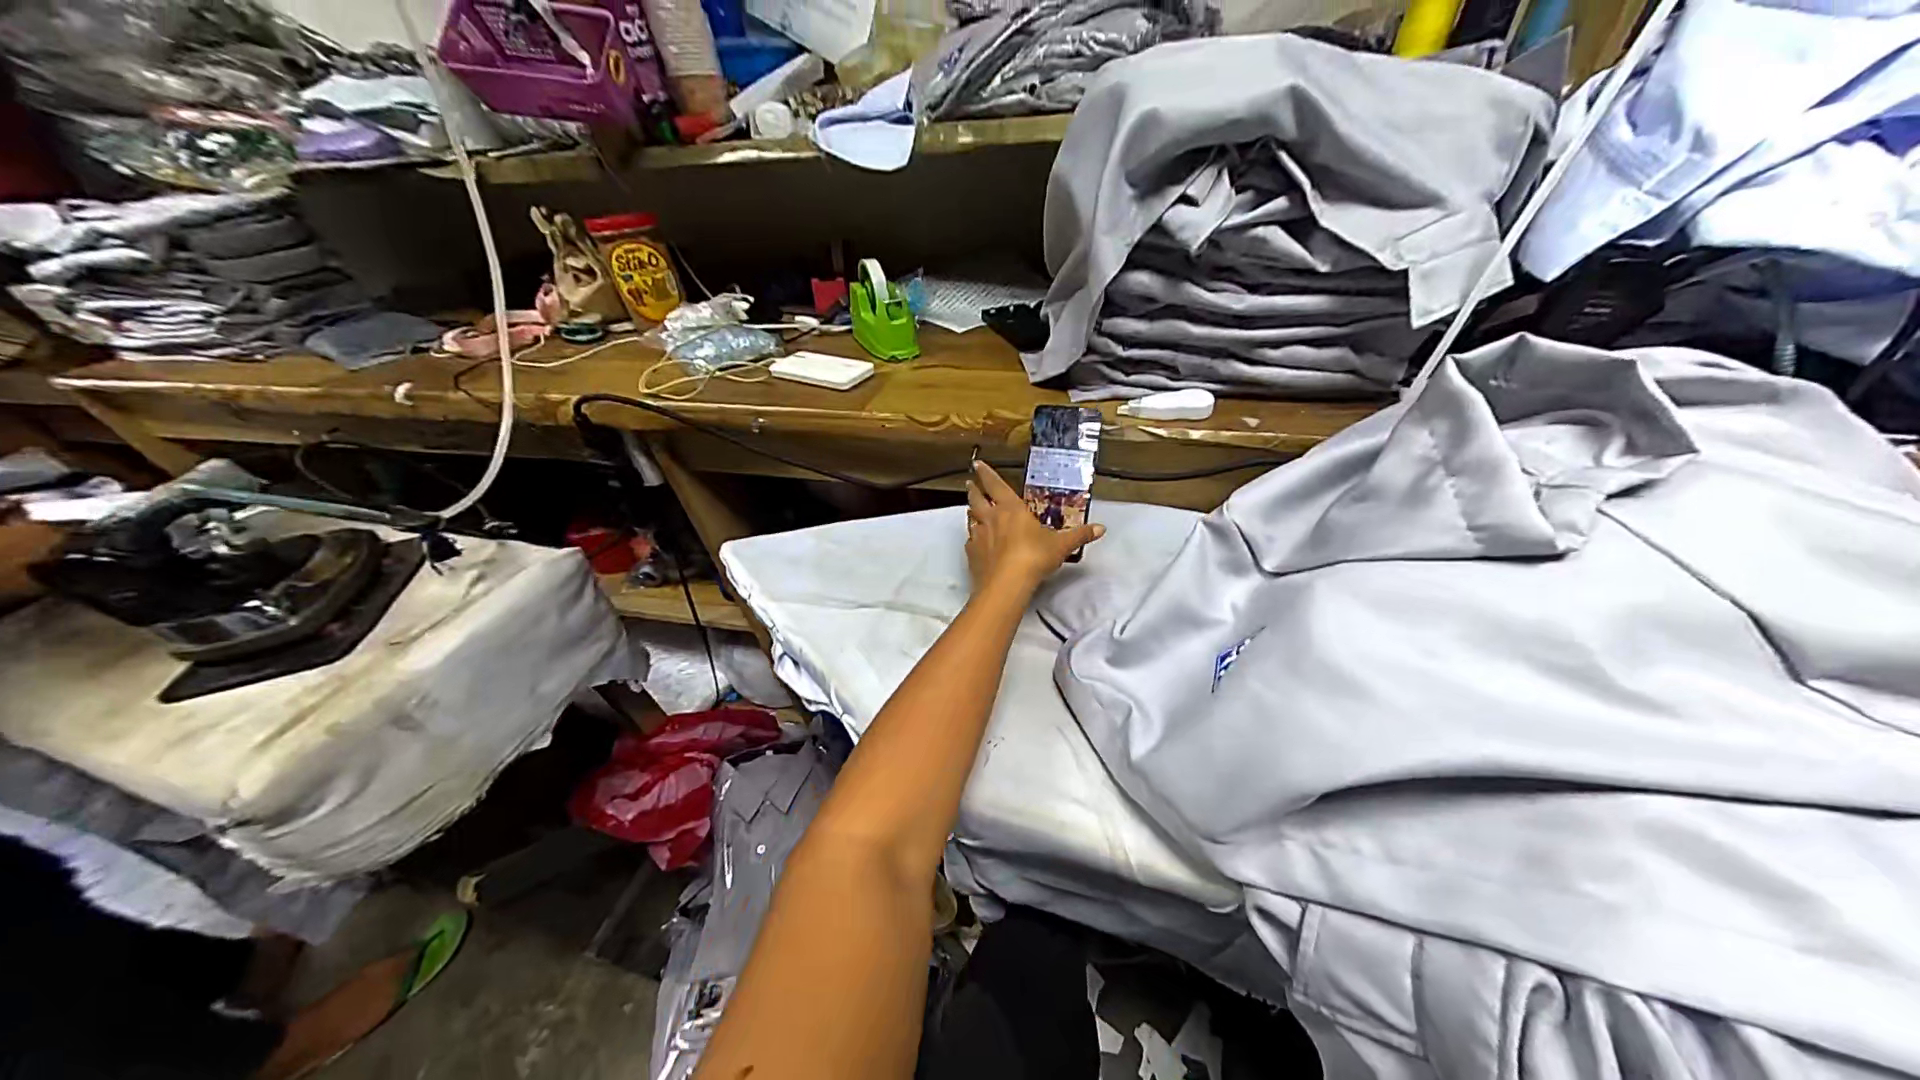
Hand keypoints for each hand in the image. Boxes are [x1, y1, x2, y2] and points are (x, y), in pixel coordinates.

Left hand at [965, 459, 1103, 594]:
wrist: (1007, 584)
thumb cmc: (1034, 557)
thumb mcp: (1061, 545)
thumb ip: (1079, 535)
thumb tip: (1100, 528)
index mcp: (1011, 509)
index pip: (995, 484)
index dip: (986, 473)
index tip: (977, 464)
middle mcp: (991, 519)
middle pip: (977, 499)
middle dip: (973, 490)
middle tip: (970, 484)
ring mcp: (978, 537)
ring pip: (970, 519)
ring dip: (970, 513)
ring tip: (971, 510)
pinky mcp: (972, 555)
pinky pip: (970, 542)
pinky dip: (972, 539)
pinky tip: (975, 542)